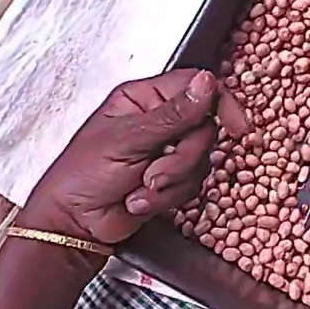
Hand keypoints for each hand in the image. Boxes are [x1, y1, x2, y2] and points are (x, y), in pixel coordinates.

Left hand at [19, 69, 251, 245]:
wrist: (72, 225)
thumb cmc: (82, 175)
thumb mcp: (128, 140)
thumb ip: (172, 115)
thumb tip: (207, 84)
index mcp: (143, 98)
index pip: (194, 86)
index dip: (219, 103)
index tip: (237, 127)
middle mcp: (158, 120)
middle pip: (203, 128)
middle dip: (181, 158)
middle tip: (153, 173)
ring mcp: (164, 150)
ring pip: (199, 160)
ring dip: (170, 182)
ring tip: (139, 189)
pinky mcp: (168, 179)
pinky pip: (190, 184)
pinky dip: (166, 198)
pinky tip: (138, 201)